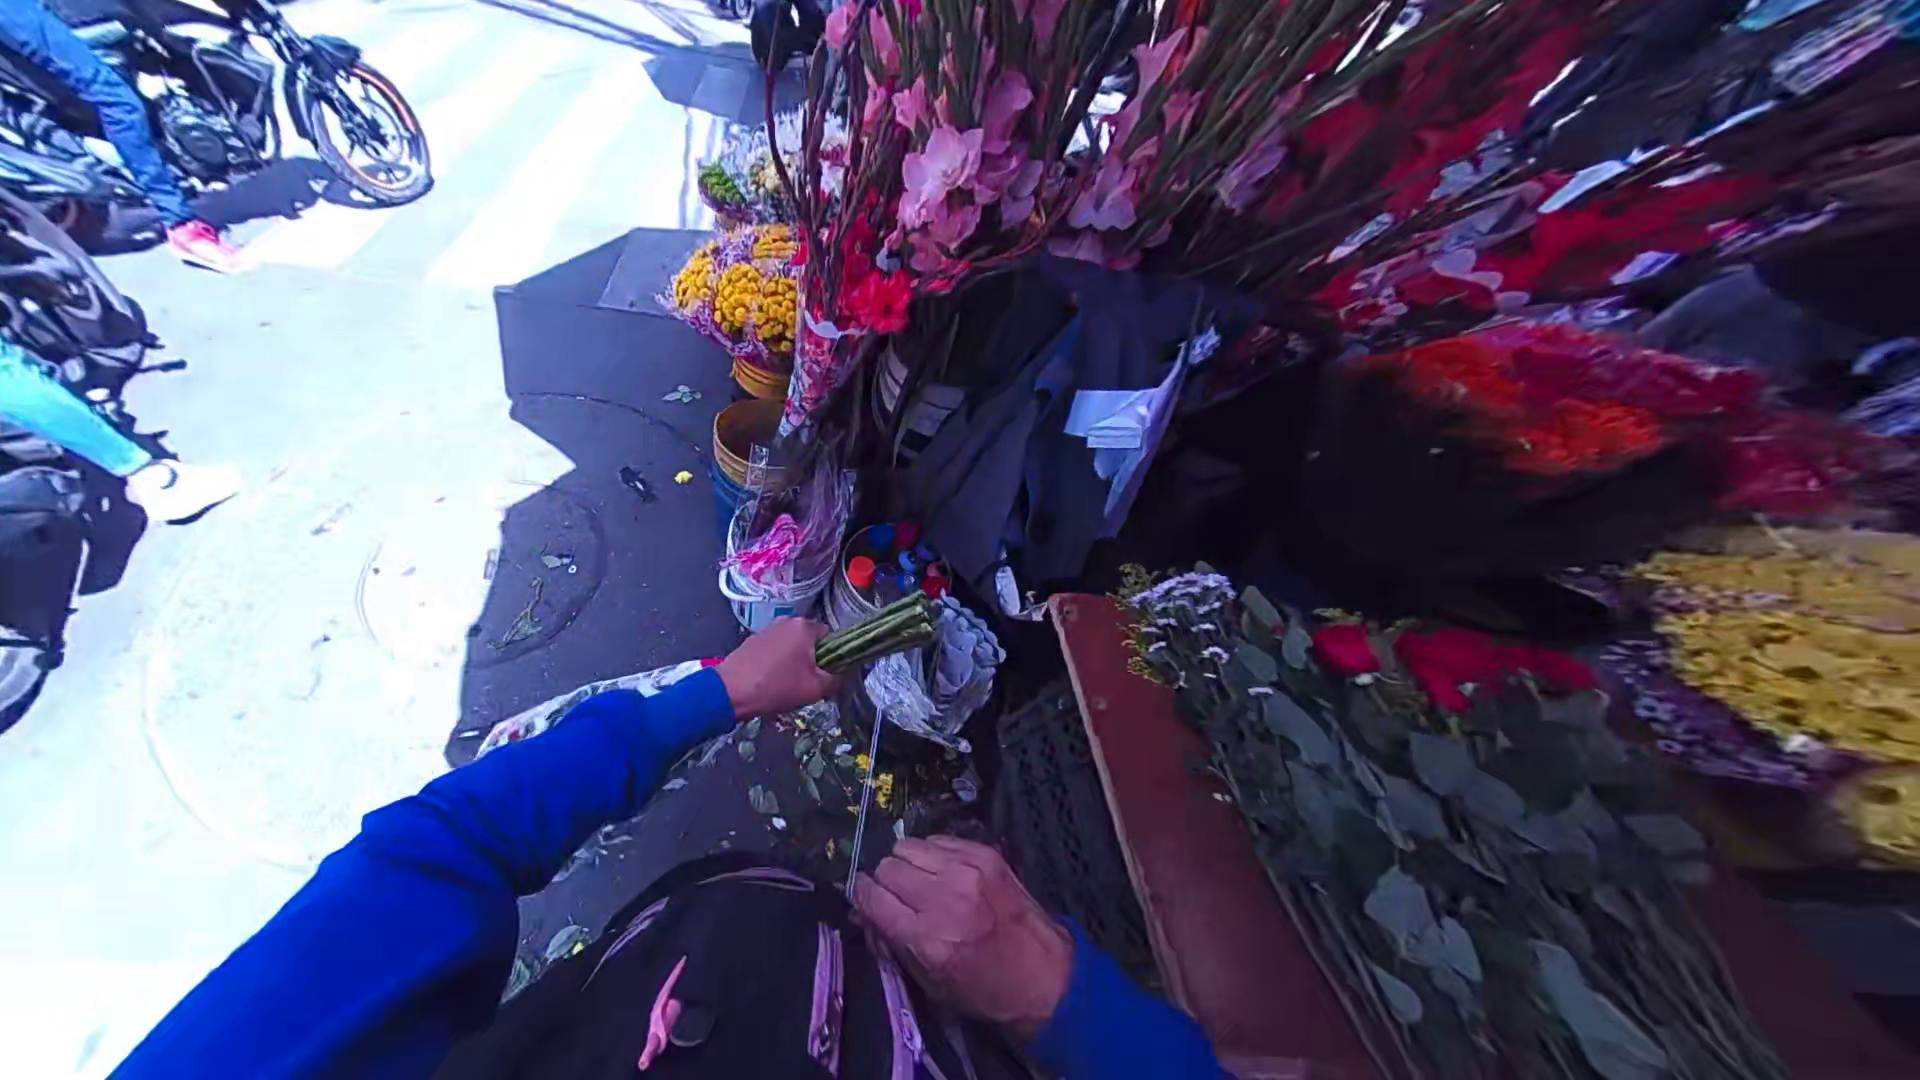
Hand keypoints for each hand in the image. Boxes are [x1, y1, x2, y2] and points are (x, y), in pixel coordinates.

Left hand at [715, 616, 834, 719]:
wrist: (729, 693)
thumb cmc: (776, 687)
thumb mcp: (815, 689)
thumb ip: (838, 679)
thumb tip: (846, 673)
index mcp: (804, 626)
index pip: (831, 636)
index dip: (833, 656)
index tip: (826, 674)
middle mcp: (786, 621)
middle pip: (811, 639)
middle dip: (813, 658)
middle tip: (808, 681)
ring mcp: (767, 629)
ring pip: (792, 644)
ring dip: (794, 659)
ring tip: (788, 682)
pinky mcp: (752, 640)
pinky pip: (775, 648)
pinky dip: (778, 660)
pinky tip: (771, 679)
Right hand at [854, 836, 1073, 1039]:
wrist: (1041, 971)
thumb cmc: (982, 987)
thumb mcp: (929, 983)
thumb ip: (892, 942)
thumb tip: (865, 909)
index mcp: (927, 938)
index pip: (873, 897)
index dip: (862, 895)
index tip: (864, 896)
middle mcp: (944, 897)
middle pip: (888, 867)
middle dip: (885, 881)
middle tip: (898, 894)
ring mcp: (966, 869)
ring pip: (908, 845)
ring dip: (907, 863)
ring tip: (921, 880)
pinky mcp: (984, 853)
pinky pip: (938, 839)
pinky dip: (933, 853)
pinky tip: (944, 871)